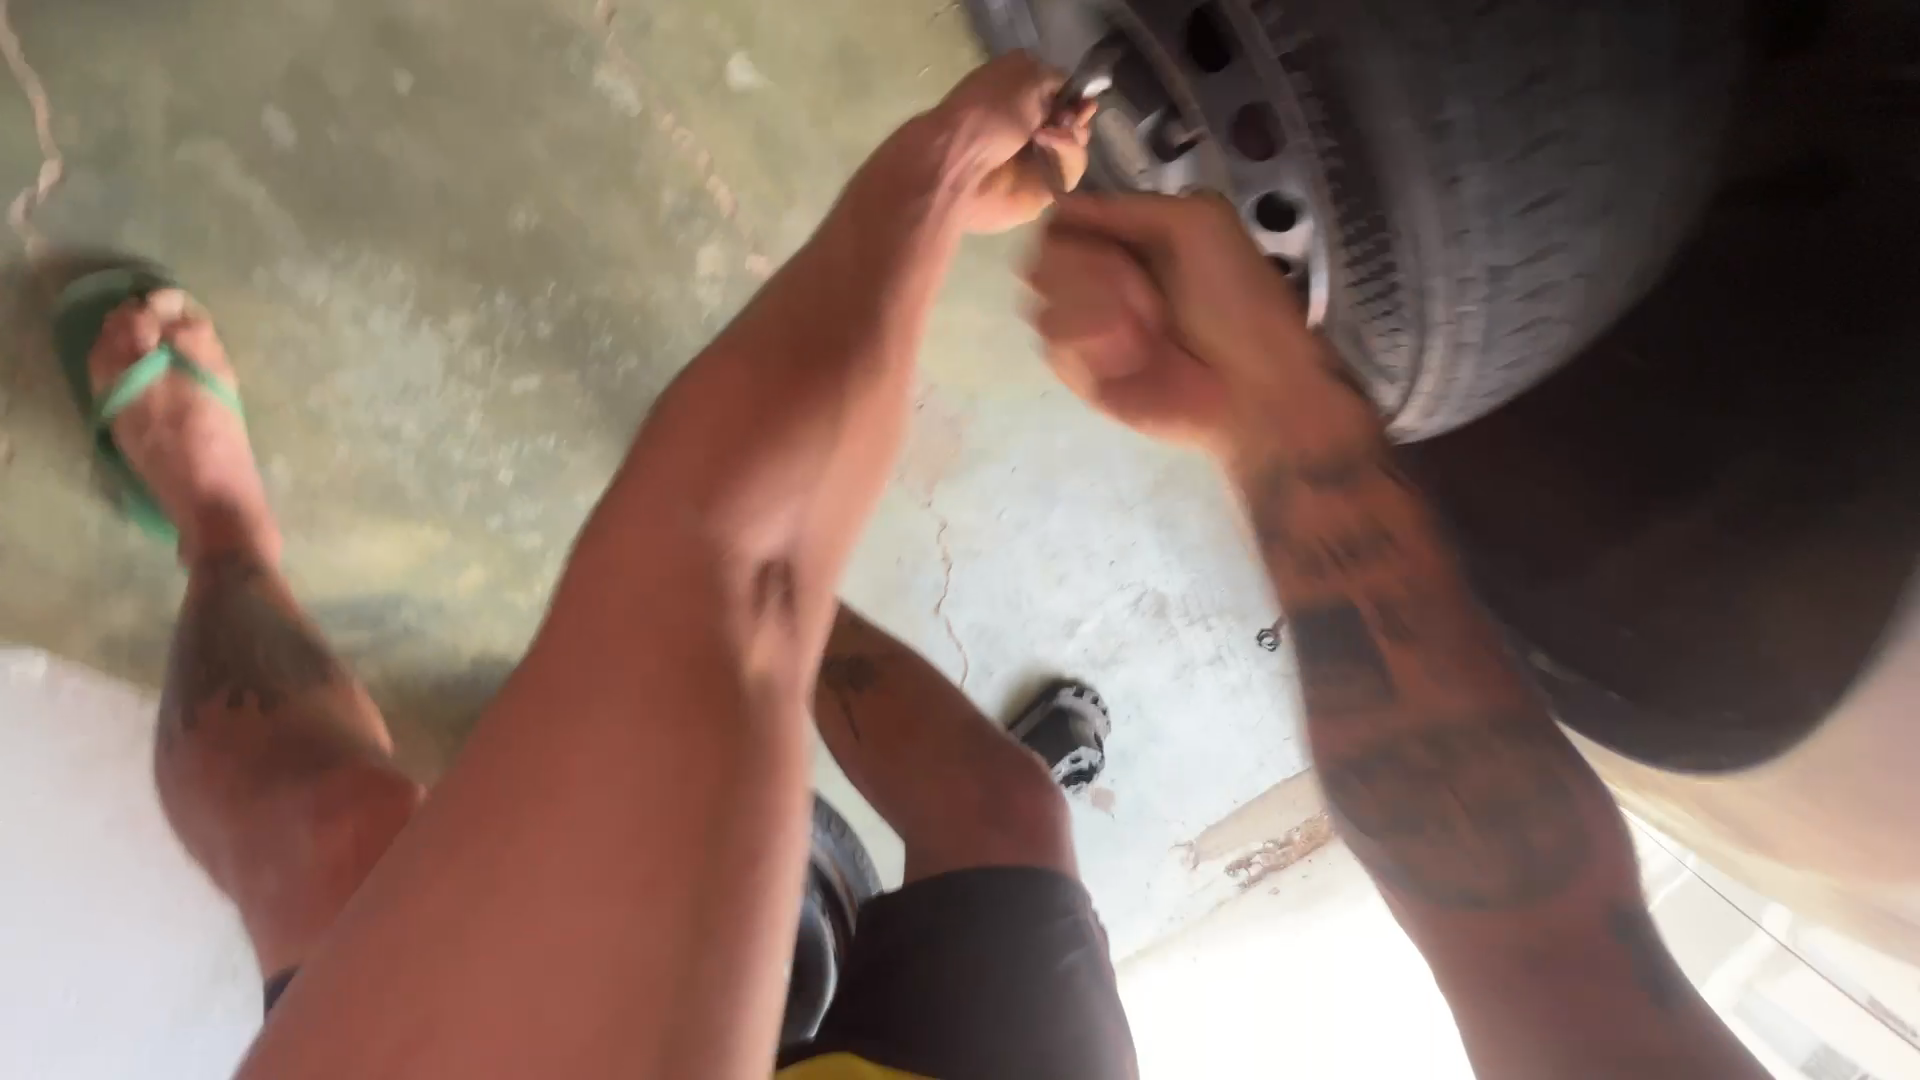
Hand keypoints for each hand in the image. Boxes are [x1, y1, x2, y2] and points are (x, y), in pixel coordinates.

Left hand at [930, 51, 1093, 233]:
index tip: (1081, 98)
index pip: (1063, 99)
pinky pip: (1069, 176)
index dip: (1075, 98)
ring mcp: (1035, 165)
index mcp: (1022, 98)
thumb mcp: (1024, 75)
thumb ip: (1055, 80)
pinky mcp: (1040, 192)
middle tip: (1068, 119)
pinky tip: (1048, 145)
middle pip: (1074, 128)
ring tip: (1049, 134)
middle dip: (1077, 120)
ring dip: (1072, 138)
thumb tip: (1075, 96)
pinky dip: (1067, 157)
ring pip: (1076, 152)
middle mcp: (1030, 131)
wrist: (959, 165)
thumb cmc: (987, 112)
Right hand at [1024, 192, 1327, 452]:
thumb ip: (1125, 208)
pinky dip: (1093, 345)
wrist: (1251, 382)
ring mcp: (1081, 331)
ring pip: (1042, 304)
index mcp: (1120, 244)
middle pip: (1042, 260)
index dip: (1073, 231)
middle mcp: (1093, 284)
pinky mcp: (1077, 374)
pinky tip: (1130, 358)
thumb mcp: (1197, 222)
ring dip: (1097, 311)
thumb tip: (1058, 205)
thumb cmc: (1236, 301)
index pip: (1059, 225)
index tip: (1112, 244)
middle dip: (1094, 272)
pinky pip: (1055, 345)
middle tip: (1144, 294)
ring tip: (1146, 332)